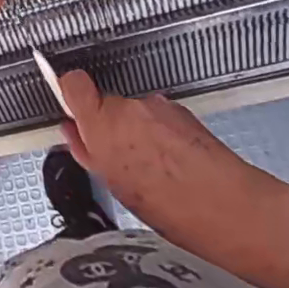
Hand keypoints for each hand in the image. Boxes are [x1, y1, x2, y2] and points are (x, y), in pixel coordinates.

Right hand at [59, 70, 261, 235]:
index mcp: (101, 125)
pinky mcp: (178, 109)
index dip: (68, 90)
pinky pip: (157, 116)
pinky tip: (169, 160)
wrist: (221, 204)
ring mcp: (155, 106)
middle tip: (117, 153)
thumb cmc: (167, 204)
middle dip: (108, 122)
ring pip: (133, 111)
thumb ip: (86, 150)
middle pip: (106, 102)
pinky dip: (159, 132)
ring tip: (150, 164)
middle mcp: (127, 108)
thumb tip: (74, 133)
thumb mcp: (111, 183)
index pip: (72, 83)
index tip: (67, 99)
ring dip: (136, 129)